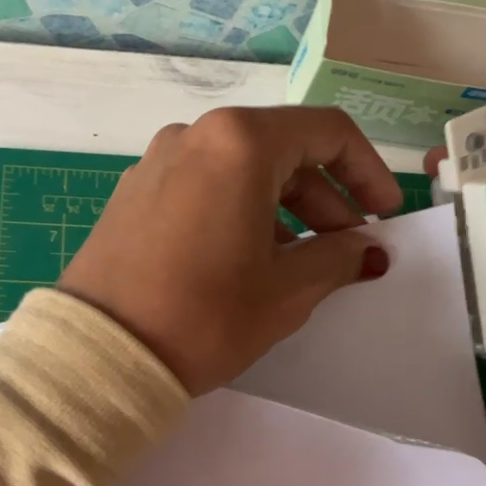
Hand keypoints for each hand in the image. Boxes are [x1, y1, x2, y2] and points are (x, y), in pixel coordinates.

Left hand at [60, 107, 400, 395]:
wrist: (102, 353)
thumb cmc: (203, 318)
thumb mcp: (284, 292)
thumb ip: (336, 258)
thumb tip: (364, 248)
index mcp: (239, 143)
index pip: (326, 132)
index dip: (368, 170)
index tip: (384, 213)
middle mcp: (195, 136)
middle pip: (281, 149)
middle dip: (325, 196)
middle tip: (346, 246)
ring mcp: (157, 162)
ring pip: (240, 170)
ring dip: (282, 207)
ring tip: (300, 260)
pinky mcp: (133, 193)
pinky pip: (203, 186)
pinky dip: (238, 211)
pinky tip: (246, 258)